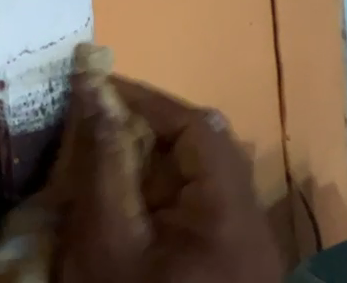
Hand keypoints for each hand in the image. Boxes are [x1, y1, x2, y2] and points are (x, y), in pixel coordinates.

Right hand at [57, 78, 280, 282]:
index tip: (96, 86)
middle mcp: (252, 224)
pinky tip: (126, 194)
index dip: (147, 99)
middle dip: (147, 124)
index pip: (199, 128)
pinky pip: (200, 201)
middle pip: (204, 147)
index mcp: (231, 216)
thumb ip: (104, 158)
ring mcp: (247, 246)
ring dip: (151, 153)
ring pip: (201, 172)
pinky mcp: (234, 261)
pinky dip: (160, 186)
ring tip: (104, 150)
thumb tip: (94, 86)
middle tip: (96, 118)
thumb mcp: (108, 237)